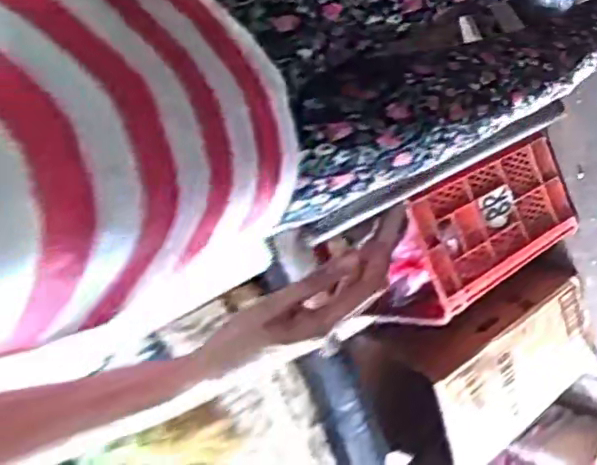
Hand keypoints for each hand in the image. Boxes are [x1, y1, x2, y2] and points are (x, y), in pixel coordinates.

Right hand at [193, 208, 406, 379]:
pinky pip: (342, 294)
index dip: (383, 253)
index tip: (391, 224)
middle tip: (386, 221)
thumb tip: (355, 255)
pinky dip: (345, 274)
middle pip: (371, 283)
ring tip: (367, 232)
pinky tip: (338, 255)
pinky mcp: (315, 324)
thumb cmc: (234, 341)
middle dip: (380, 252)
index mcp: (328, 323)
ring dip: (364, 261)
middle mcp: (335, 325)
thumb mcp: (273, 306)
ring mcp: (327, 326)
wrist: (205, 375)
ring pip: (358, 288)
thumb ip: (316, 282)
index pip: (371, 283)